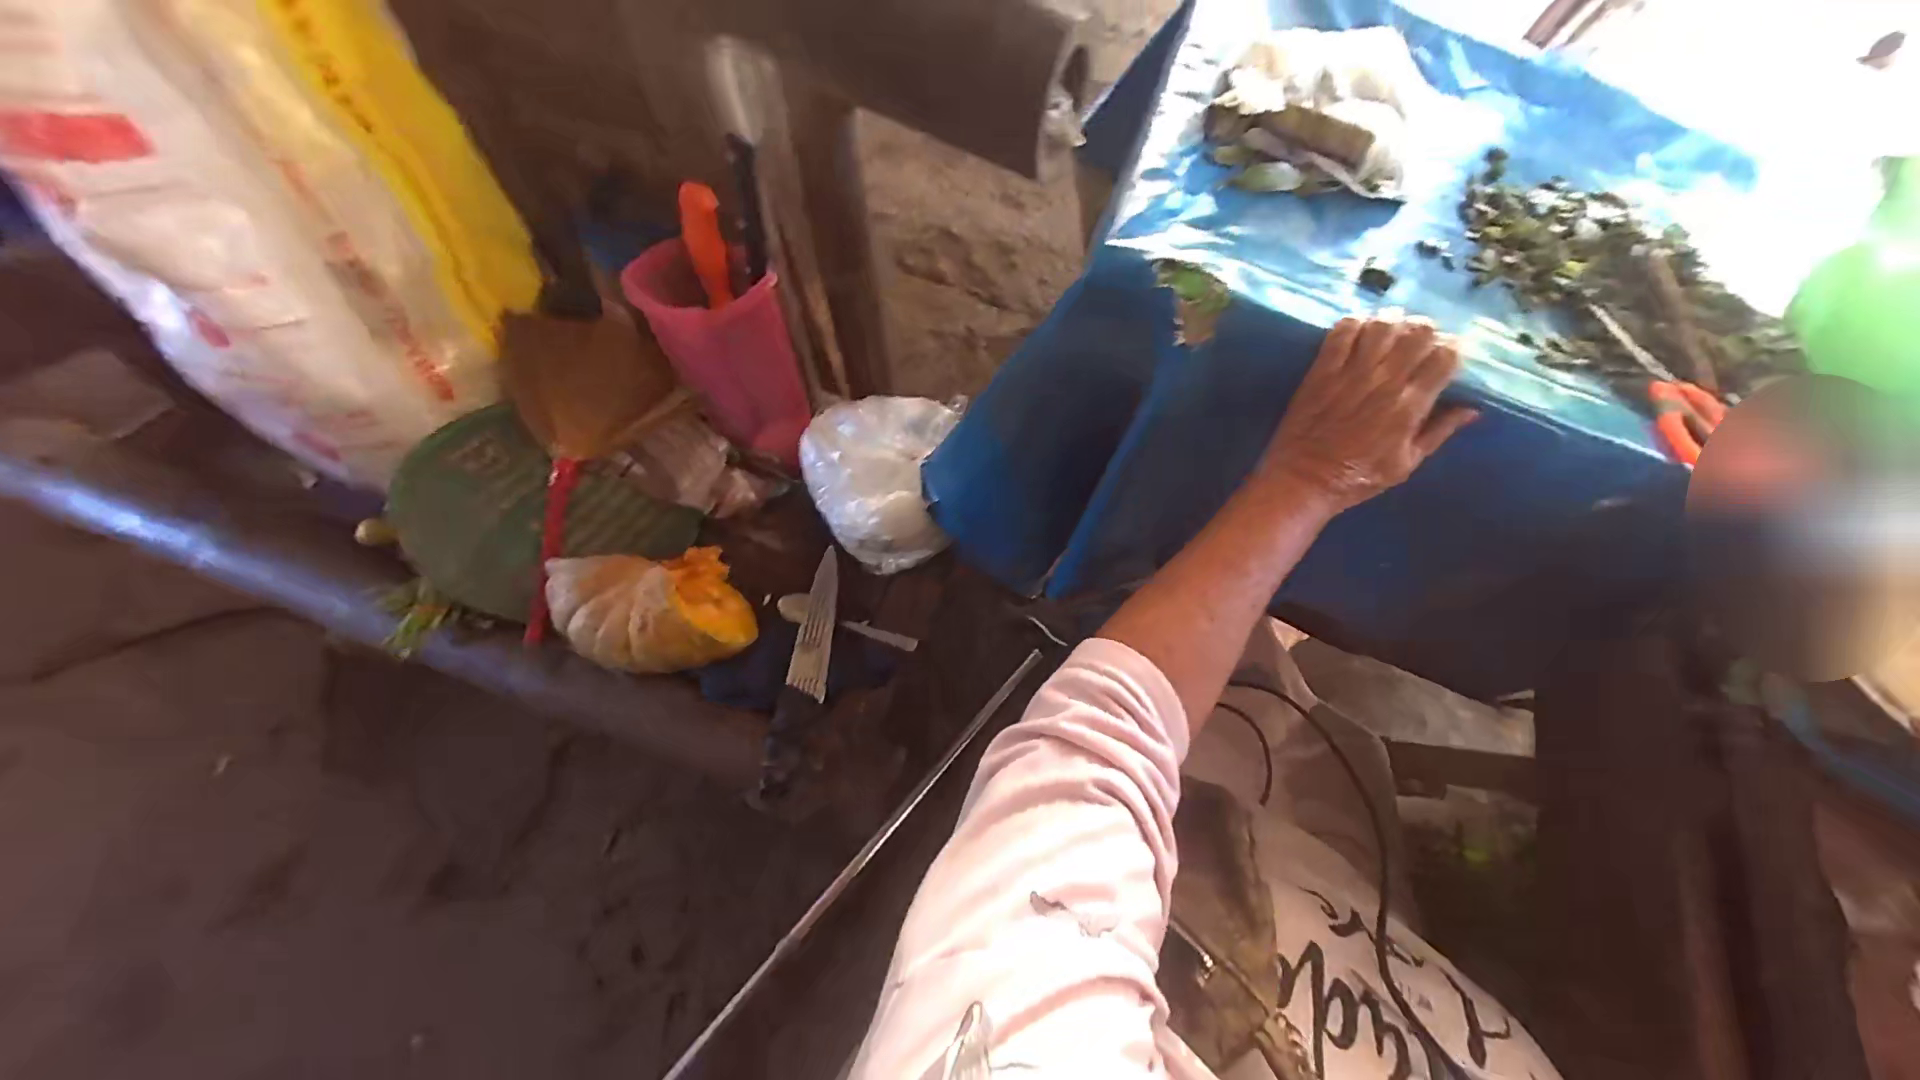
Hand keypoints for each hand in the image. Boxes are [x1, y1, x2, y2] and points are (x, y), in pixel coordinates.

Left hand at [1256, 315, 1476, 511]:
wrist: (1301, 481)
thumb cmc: (1355, 479)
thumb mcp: (1406, 464)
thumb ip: (1438, 432)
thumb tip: (1472, 408)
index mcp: (1409, 406)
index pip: (1446, 356)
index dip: (1451, 350)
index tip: (1445, 356)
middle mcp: (1383, 383)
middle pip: (1418, 333)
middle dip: (1425, 331)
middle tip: (1418, 341)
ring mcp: (1348, 375)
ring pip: (1380, 326)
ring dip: (1391, 322)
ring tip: (1390, 332)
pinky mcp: (1319, 374)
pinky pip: (1339, 335)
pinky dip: (1353, 324)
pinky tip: (1358, 330)